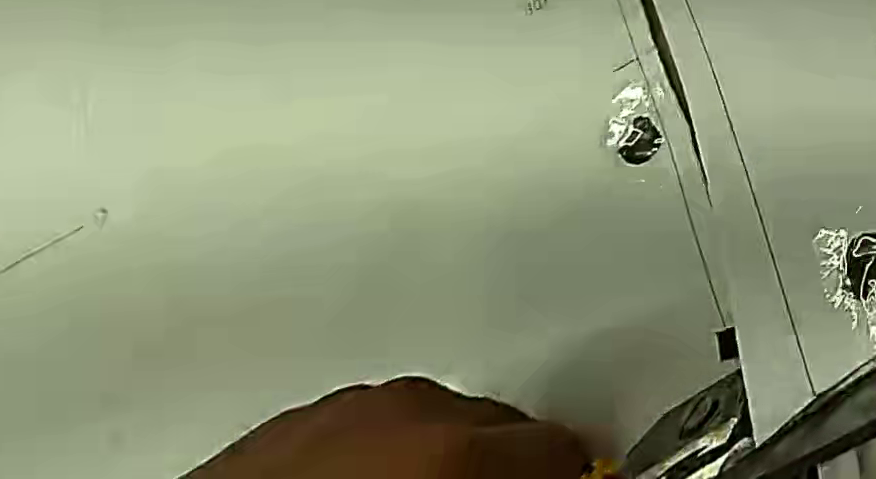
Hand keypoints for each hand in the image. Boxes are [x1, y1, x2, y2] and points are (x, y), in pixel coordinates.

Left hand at [183, 376, 590, 478]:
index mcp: (450, 453)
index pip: (556, 450)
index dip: (570, 474)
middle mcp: (412, 409)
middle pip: (507, 426)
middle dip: (509, 466)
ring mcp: (356, 404)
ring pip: (446, 416)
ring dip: (451, 457)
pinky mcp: (305, 414)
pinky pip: (382, 422)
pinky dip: (391, 453)